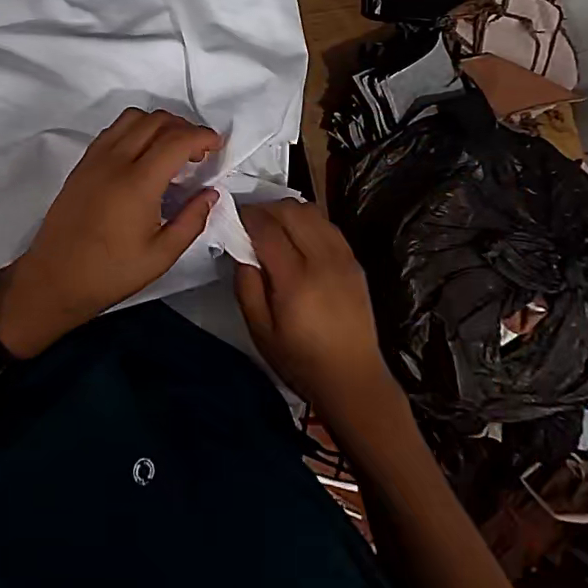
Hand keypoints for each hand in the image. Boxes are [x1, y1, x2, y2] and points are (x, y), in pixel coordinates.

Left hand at [0, 108, 220, 357]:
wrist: (54, 279)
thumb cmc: (109, 273)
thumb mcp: (161, 256)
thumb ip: (191, 220)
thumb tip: (211, 193)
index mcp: (138, 183)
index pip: (177, 140)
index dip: (203, 136)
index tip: (217, 146)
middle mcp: (115, 161)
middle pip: (156, 120)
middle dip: (185, 127)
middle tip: (198, 152)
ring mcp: (95, 159)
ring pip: (132, 117)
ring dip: (158, 124)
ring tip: (171, 149)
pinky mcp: (82, 164)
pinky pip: (113, 130)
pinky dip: (135, 129)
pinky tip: (142, 154)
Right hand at [233, 200, 397, 416]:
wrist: (352, 378)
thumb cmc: (300, 360)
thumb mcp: (259, 330)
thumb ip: (246, 285)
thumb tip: (240, 250)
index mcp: (296, 280)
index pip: (267, 228)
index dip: (247, 216)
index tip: (234, 218)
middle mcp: (322, 260)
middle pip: (290, 210)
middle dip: (265, 209)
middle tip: (250, 222)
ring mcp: (343, 257)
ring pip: (311, 211)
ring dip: (287, 211)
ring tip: (273, 227)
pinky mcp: (354, 260)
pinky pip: (327, 224)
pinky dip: (308, 221)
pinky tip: (297, 237)